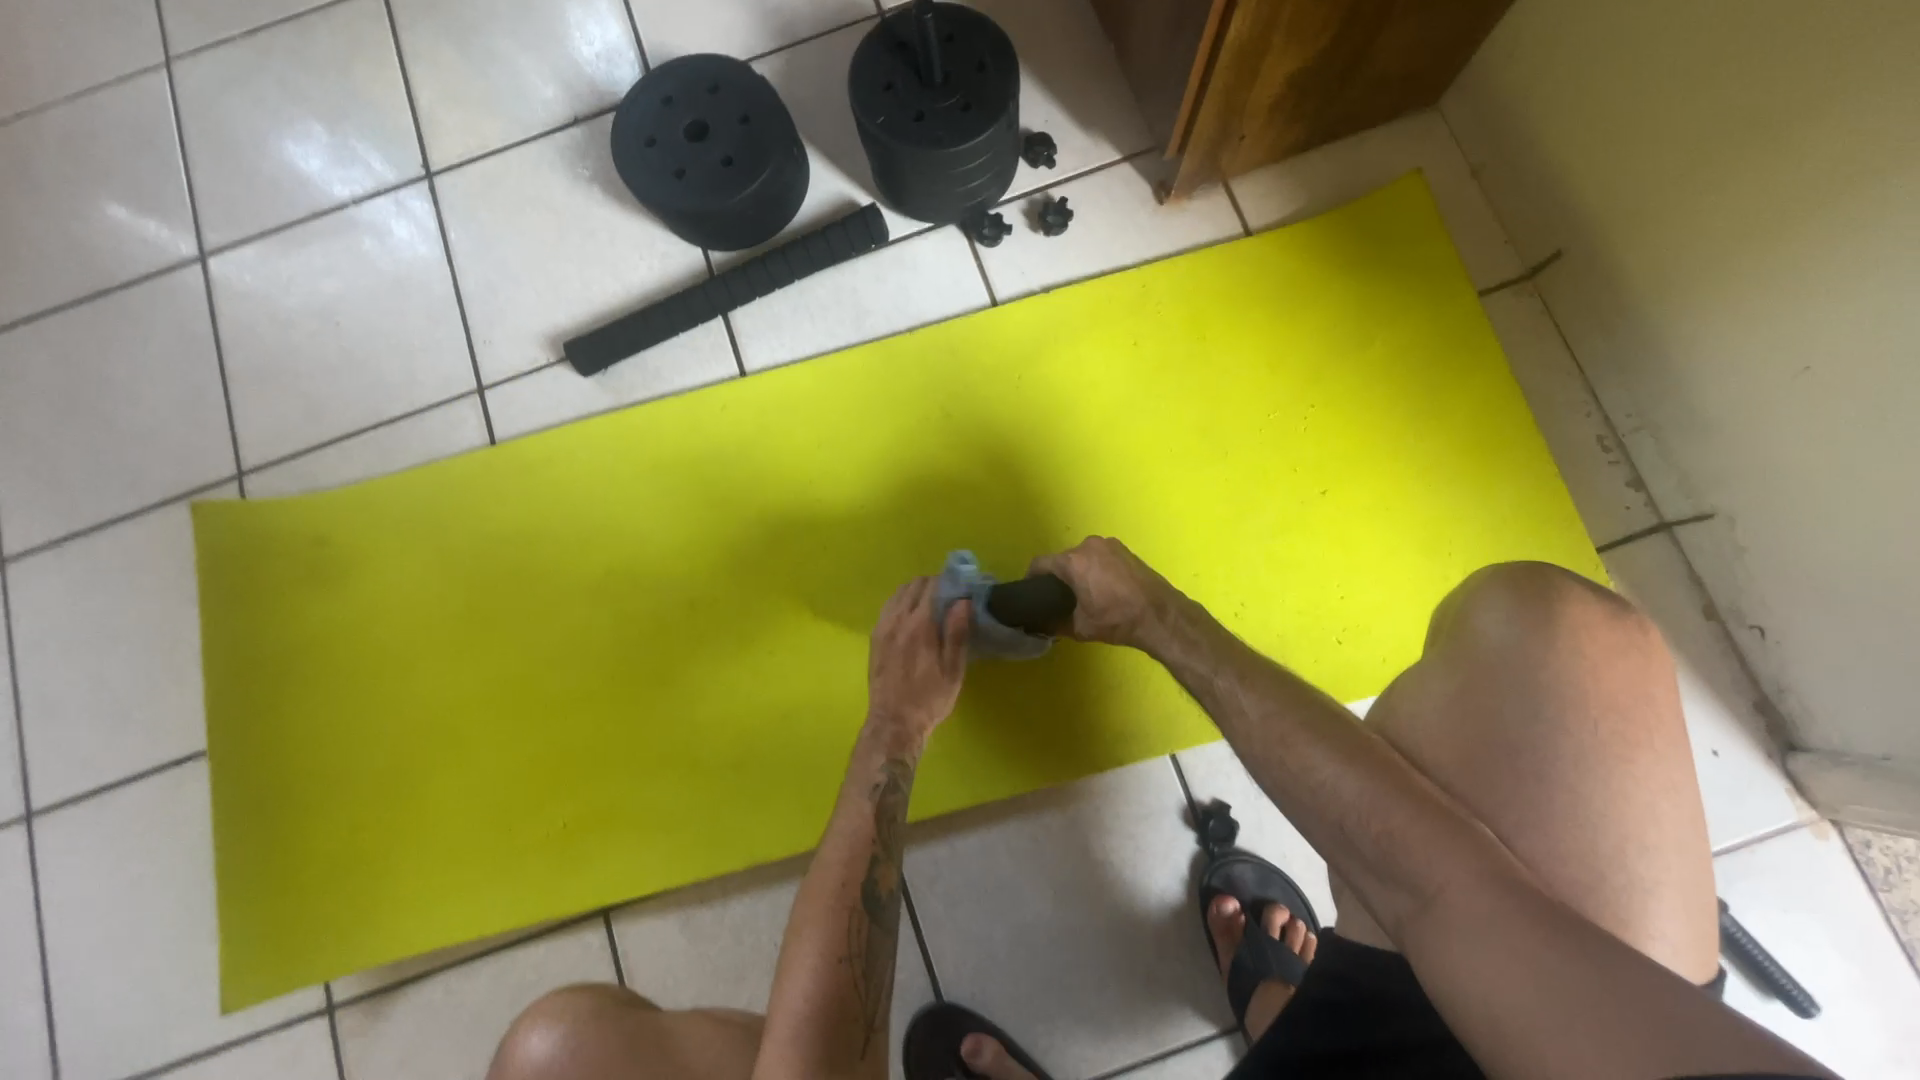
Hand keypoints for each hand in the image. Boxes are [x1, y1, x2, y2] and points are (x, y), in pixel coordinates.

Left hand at [866, 577, 970, 742]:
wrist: (894, 722)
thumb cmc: (929, 699)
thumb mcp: (953, 671)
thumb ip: (957, 633)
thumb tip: (963, 601)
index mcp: (920, 626)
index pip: (932, 586)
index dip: (948, 581)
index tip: (961, 587)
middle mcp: (897, 620)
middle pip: (914, 585)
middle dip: (933, 584)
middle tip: (949, 596)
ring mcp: (882, 627)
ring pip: (898, 594)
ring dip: (915, 591)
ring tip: (931, 605)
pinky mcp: (874, 637)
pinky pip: (888, 607)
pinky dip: (901, 602)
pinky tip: (912, 617)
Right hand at [1028, 536, 1182, 648]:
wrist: (1160, 615)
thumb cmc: (1117, 619)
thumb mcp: (1080, 627)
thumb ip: (1055, 624)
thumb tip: (1041, 626)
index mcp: (1073, 561)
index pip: (1040, 564)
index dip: (1031, 579)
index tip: (1032, 594)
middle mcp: (1088, 545)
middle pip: (1062, 560)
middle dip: (1059, 578)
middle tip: (1060, 599)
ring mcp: (1109, 544)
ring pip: (1082, 557)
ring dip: (1079, 572)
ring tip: (1085, 594)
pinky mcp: (1125, 550)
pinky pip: (1100, 557)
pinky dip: (1097, 569)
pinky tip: (1104, 588)